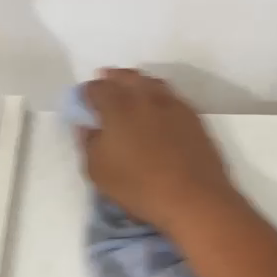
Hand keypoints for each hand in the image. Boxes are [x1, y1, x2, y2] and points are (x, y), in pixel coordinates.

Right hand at [79, 68, 243, 232]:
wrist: (194, 198)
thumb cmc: (139, 186)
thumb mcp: (99, 171)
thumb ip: (89, 143)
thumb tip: (88, 126)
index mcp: (118, 106)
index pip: (97, 89)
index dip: (86, 93)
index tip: (83, 101)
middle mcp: (146, 97)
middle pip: (126, 77)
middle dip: (113, 80)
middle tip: (106, 88)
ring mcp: (173, 104)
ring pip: (151, 83)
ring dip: (137, 85)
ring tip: (131, 95)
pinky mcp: (194, 117)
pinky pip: (171, 97)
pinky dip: (159, 98)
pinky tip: (157, 111)